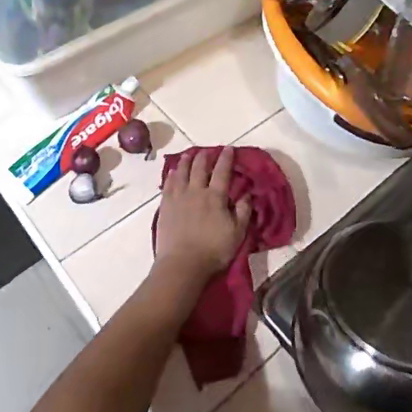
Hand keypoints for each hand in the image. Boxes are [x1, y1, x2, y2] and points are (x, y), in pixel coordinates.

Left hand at [154, 147, 251, 282]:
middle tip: (208, 150)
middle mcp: (196, 191)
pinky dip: (171, 175)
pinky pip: (167, 185)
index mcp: (215, 197)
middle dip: (204, 156)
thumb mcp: (237, 233)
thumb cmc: (214, 250)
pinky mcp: (165, 206)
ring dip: (186, 161)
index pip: (222, 171)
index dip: (226, 158)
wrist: (182, 264)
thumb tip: (247, 195)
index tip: (229, 148)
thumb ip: (243, 212)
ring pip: (181, 172)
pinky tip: (172, 172)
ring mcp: (178, 198)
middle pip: (199, 168)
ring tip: (188, 154)